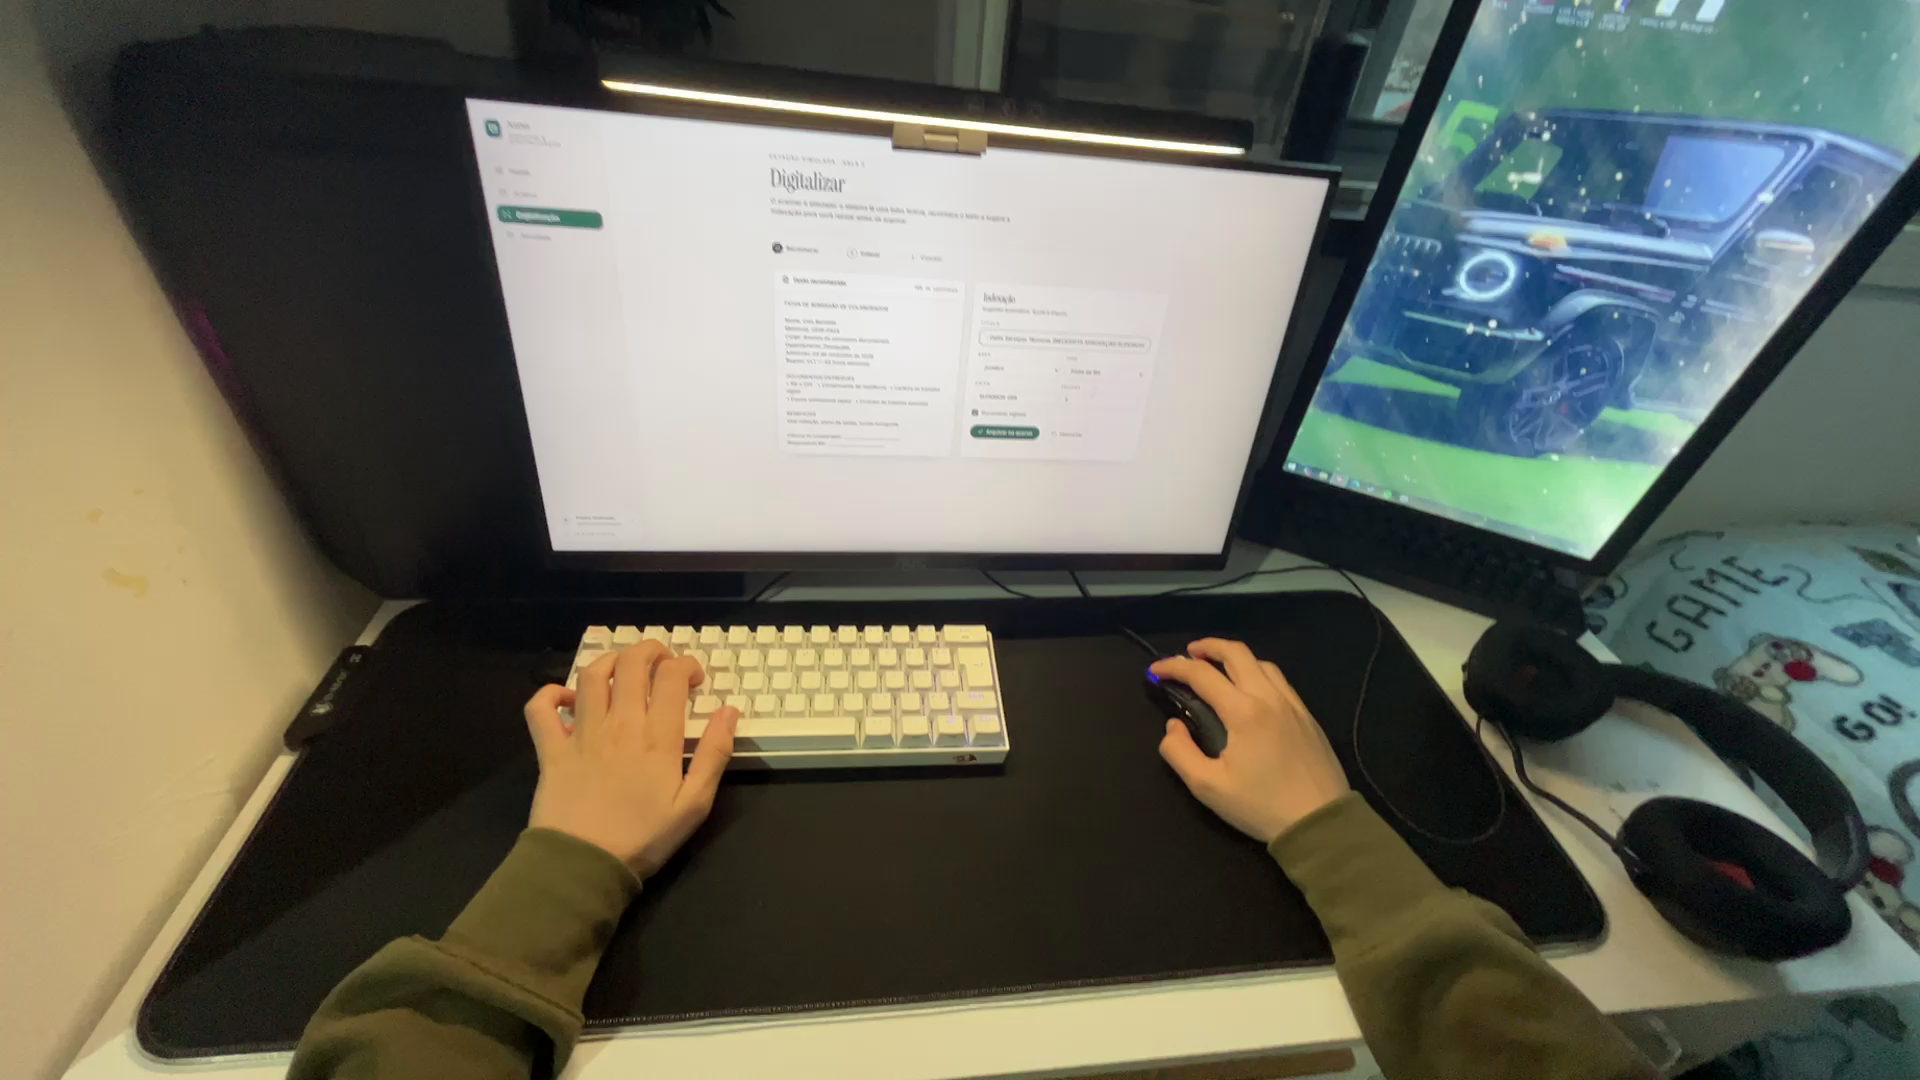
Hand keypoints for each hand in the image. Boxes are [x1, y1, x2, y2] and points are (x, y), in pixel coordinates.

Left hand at [523, 641, 737, 877]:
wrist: (581, 868)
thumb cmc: (644, 837)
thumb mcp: (695, 803)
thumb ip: (714, 753)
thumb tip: (729, 711)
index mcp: (658, 736)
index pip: (672, 676)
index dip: (687, 665)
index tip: (695, 679)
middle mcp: (620, 724)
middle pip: (632, 664)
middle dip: (651, 650)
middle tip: (663, 661)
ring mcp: (581, 734)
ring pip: (591, 675)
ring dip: (609, 660)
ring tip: (623, 668)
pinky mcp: (551, 750)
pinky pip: (540, 709)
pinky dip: (550, 694)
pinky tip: (567, 698)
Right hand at [1152, 638, 1349, 843]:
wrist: (1322, 825)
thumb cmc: (1261, 806)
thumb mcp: (1208, 786)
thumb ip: (1179, 752)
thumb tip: (1172, 726)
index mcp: (1243, 712)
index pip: (1201, 674)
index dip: (1173, 667)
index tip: (1155, 670)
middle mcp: (1269, 698)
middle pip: (1236, 653)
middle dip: (1207, 646)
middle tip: (1187, 654)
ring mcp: (1292, 705)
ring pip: (1261, 663)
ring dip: (1233, 657)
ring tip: (1217, 667)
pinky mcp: (1307, 716)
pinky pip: (1279, 680)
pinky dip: (1256, 671)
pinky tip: (1249, 688)